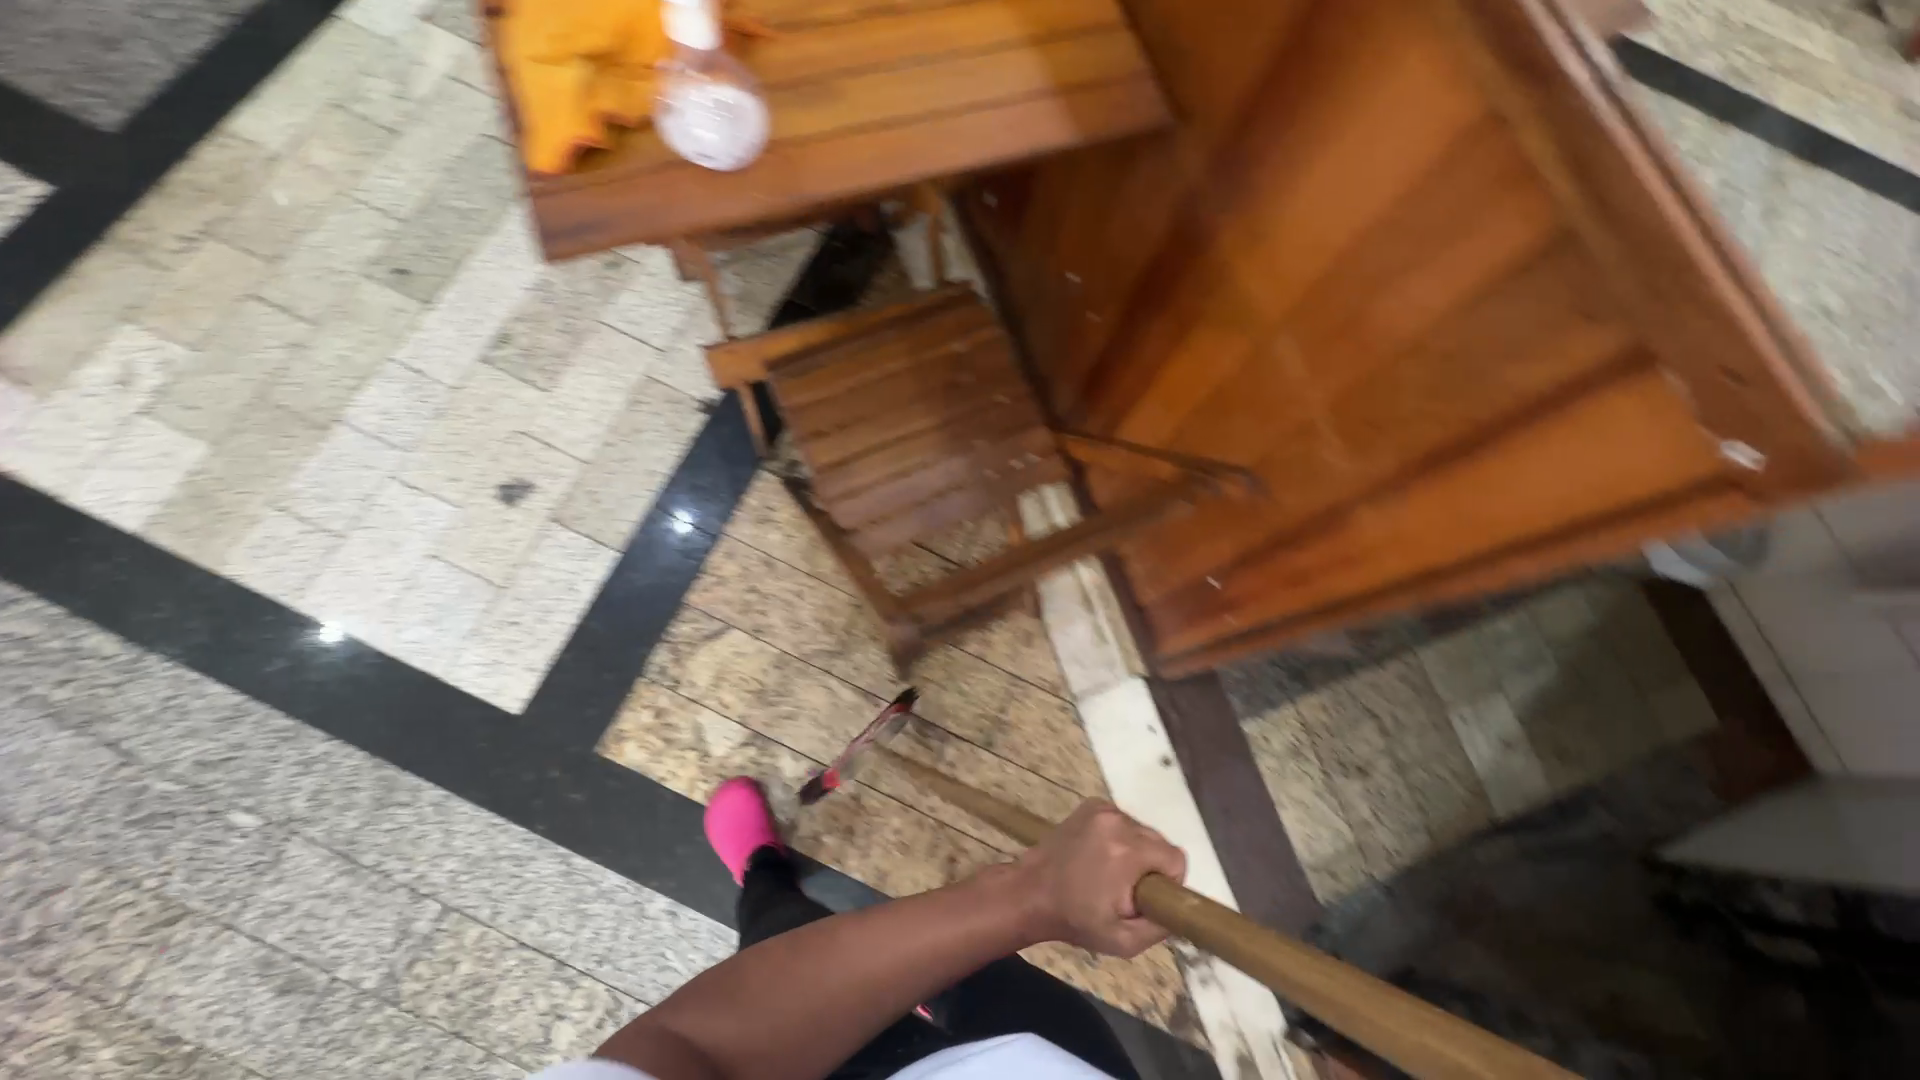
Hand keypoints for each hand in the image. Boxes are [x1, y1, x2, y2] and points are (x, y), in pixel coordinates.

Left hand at [1014, 800, 1186, 957]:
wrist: (1030, 892)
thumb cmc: (1075, 919)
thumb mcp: (1123, 941)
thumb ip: (1160, 927)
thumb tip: (1178, 909)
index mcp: (1128, 852)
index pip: (1175, 858)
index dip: (1168, 881)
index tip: (1147, 896)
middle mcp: (1118, 822)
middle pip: (1159, 842)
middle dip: (1151, 866)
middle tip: (1126, 888)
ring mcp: (1103, 809)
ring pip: (1141, 830)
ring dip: (1135, 851)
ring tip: (1109, 872)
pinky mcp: (1091, 805)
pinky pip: (1123, 821)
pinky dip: (1119, 837)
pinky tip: (1099, 855)